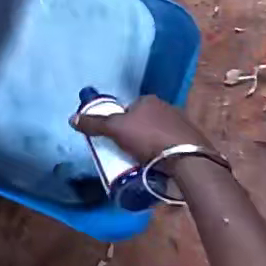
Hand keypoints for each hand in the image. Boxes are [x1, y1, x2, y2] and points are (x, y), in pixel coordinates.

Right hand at [71, 95, 210, 162]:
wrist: (188, 160)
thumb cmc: (148, 138)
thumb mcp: (115, 129)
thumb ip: (94, 124)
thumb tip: (71, 119)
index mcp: (149, 100)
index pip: (129, 108)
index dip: (120, 122)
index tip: (116, 139)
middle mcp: (167, 107)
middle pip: (144, 121)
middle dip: (136, 134)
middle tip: (128, 152)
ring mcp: (183, 124)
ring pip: (160, 133)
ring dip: (152, 145)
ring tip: (145, 162)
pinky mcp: (194, 141)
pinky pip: (173, 146)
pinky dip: (166, 153)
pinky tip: (162, 165)